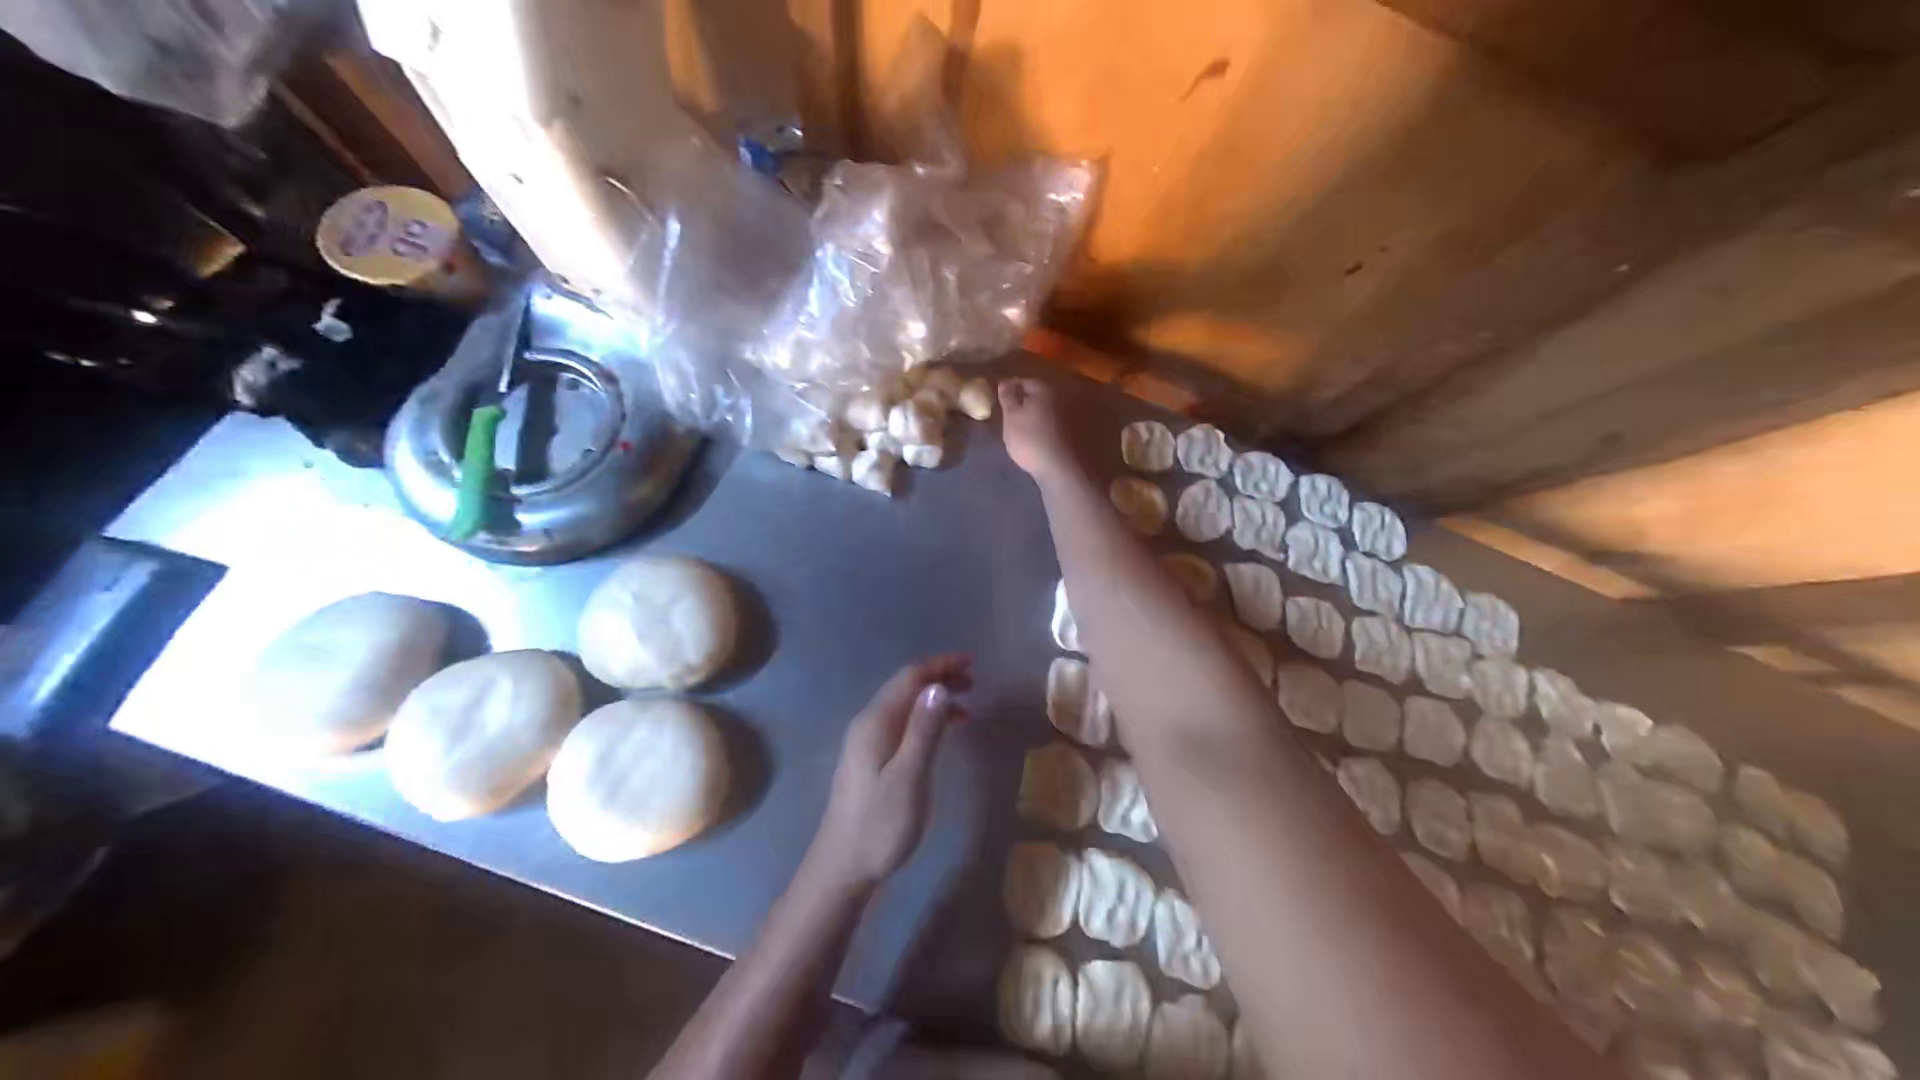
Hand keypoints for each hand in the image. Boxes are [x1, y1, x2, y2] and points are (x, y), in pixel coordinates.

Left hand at [806, 655, 972, 889]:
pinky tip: (943, 734)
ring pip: (904, 706)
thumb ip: (924, 730)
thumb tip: (939, 686)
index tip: (972, 663)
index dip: (940, 665)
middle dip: (939, 678)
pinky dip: (925, 720)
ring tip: (967, 707)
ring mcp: (866, 743)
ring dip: (933, 699)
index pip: (909, 678)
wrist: (843, 868)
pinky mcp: (870, 760)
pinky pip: (901, 725)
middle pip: (905, 687)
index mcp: (875, 722)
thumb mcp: (910, 776)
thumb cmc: (881, 825)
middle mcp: (868, 724)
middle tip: (974, 683)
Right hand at [999, 378, 1077, 480]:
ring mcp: (1084, 408)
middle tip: (1022, 413)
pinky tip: (1057, 435)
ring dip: (1050, 410)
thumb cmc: (1034, 442)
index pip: (1024, 381)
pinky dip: (1064, 423)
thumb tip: (1005, 382)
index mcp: (1046, 386)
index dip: (1012, 390)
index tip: (1004, 400)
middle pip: (1045, 390)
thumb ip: (1008, 398)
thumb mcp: (1012, 420)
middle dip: (1034, 399)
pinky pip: (1072, 420)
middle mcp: (1067, 391)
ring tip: (1039, 425)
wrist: (1068, 470)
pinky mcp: (1093, 427)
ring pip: (1060, 404)